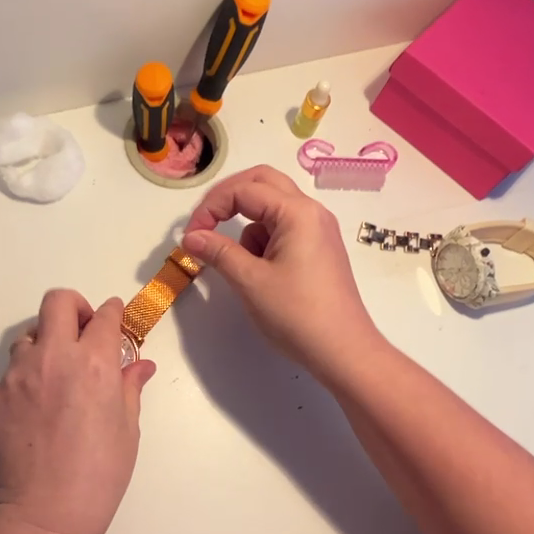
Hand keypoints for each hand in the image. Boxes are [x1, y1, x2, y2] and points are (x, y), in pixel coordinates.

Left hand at [0, 290, 156, 533]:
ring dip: (45, 344)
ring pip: (28, 337)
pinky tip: (36, 412)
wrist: (45, 513)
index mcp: (94, 363)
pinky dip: (26, 381)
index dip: (113, 313)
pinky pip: (11, 374)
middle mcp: (53, 357)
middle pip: (57, 302)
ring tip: (56, 377)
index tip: (114, 319)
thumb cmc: (100, 475)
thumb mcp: (127, 429)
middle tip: (83, 333)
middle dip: (74, 308)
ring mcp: (16, 375)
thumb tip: (139, 364)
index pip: (105, 316)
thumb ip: (129, 387)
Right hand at [181, 166, 382, 373]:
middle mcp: (311, 212)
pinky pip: (283, 230)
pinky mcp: (318, 249)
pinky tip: (260, 274)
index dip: (210, 208)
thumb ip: (218, 252)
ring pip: (271, 208)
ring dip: (246, 226)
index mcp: (297, 212)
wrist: (342, 350)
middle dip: (228, 200)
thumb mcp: (250, 281)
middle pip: (262, 183)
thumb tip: (191, 237)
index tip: (190, 237)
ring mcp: (318, 230)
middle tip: (204, 225)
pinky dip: (262, 242)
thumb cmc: (297, 314)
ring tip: (239, 266)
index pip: (244, 190)